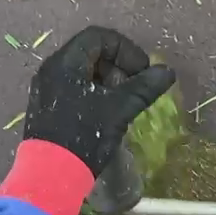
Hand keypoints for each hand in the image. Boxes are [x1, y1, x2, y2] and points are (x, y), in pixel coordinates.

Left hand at [23, 26, 175, 177]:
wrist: (51, 177)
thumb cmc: (84, 136)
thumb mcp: (119, 109)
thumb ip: (144, 87)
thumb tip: (168, 72)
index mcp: (65, 63)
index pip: (98, 37)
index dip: (126, 49)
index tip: (141, 70)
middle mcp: (52, 70)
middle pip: (91, 52)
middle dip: (118, 65)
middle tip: (134, 86)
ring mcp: (47, 89)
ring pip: (83, 71)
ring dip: (108, 80)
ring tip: (123, 102)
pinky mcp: (47, 107)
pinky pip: (75, 87)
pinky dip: (95, 92)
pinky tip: (107, 113)